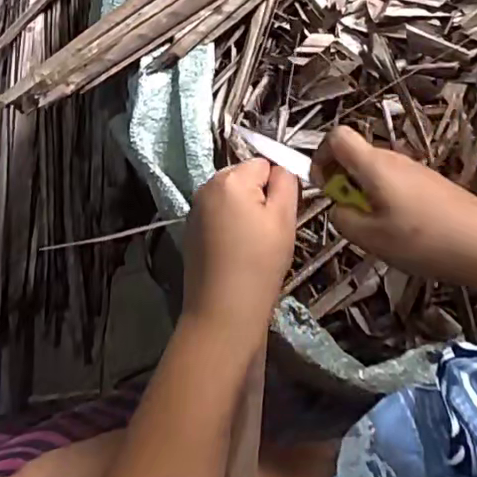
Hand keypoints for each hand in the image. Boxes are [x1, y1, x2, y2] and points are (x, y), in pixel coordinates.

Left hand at [184, 159, 299, 334]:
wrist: (223, 313)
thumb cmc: (259, 264)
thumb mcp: (283, 220)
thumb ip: (286, 184)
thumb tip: (281, 169)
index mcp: (229, 179)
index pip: (264, 164)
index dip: (277, 187)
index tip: (280, 216)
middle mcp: (207, 186)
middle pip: (245, 177)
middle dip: (259, 197)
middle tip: (269, 232)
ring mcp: (195, 208)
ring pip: (232, 198)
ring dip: (245, 212)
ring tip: (253, 246)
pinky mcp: (191, 230)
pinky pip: (218, 215)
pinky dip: (230, 227)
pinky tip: (236, 254)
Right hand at [313, 126, 476, 291]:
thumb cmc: (429, 241)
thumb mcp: (372, 238)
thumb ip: (343, 219)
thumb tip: (338, 209)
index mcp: (374, 165)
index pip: (336, 137)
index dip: (320, 156)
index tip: (324, 185)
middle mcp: (394, 159)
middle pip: (354, 155)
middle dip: (343, 182)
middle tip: (351, 215)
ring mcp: (415, 170)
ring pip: (374, 172)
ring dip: (365, 194)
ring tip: (378, 230)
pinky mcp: (431, 184)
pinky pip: (395, 183)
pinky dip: (387, 201)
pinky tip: (403, 233)